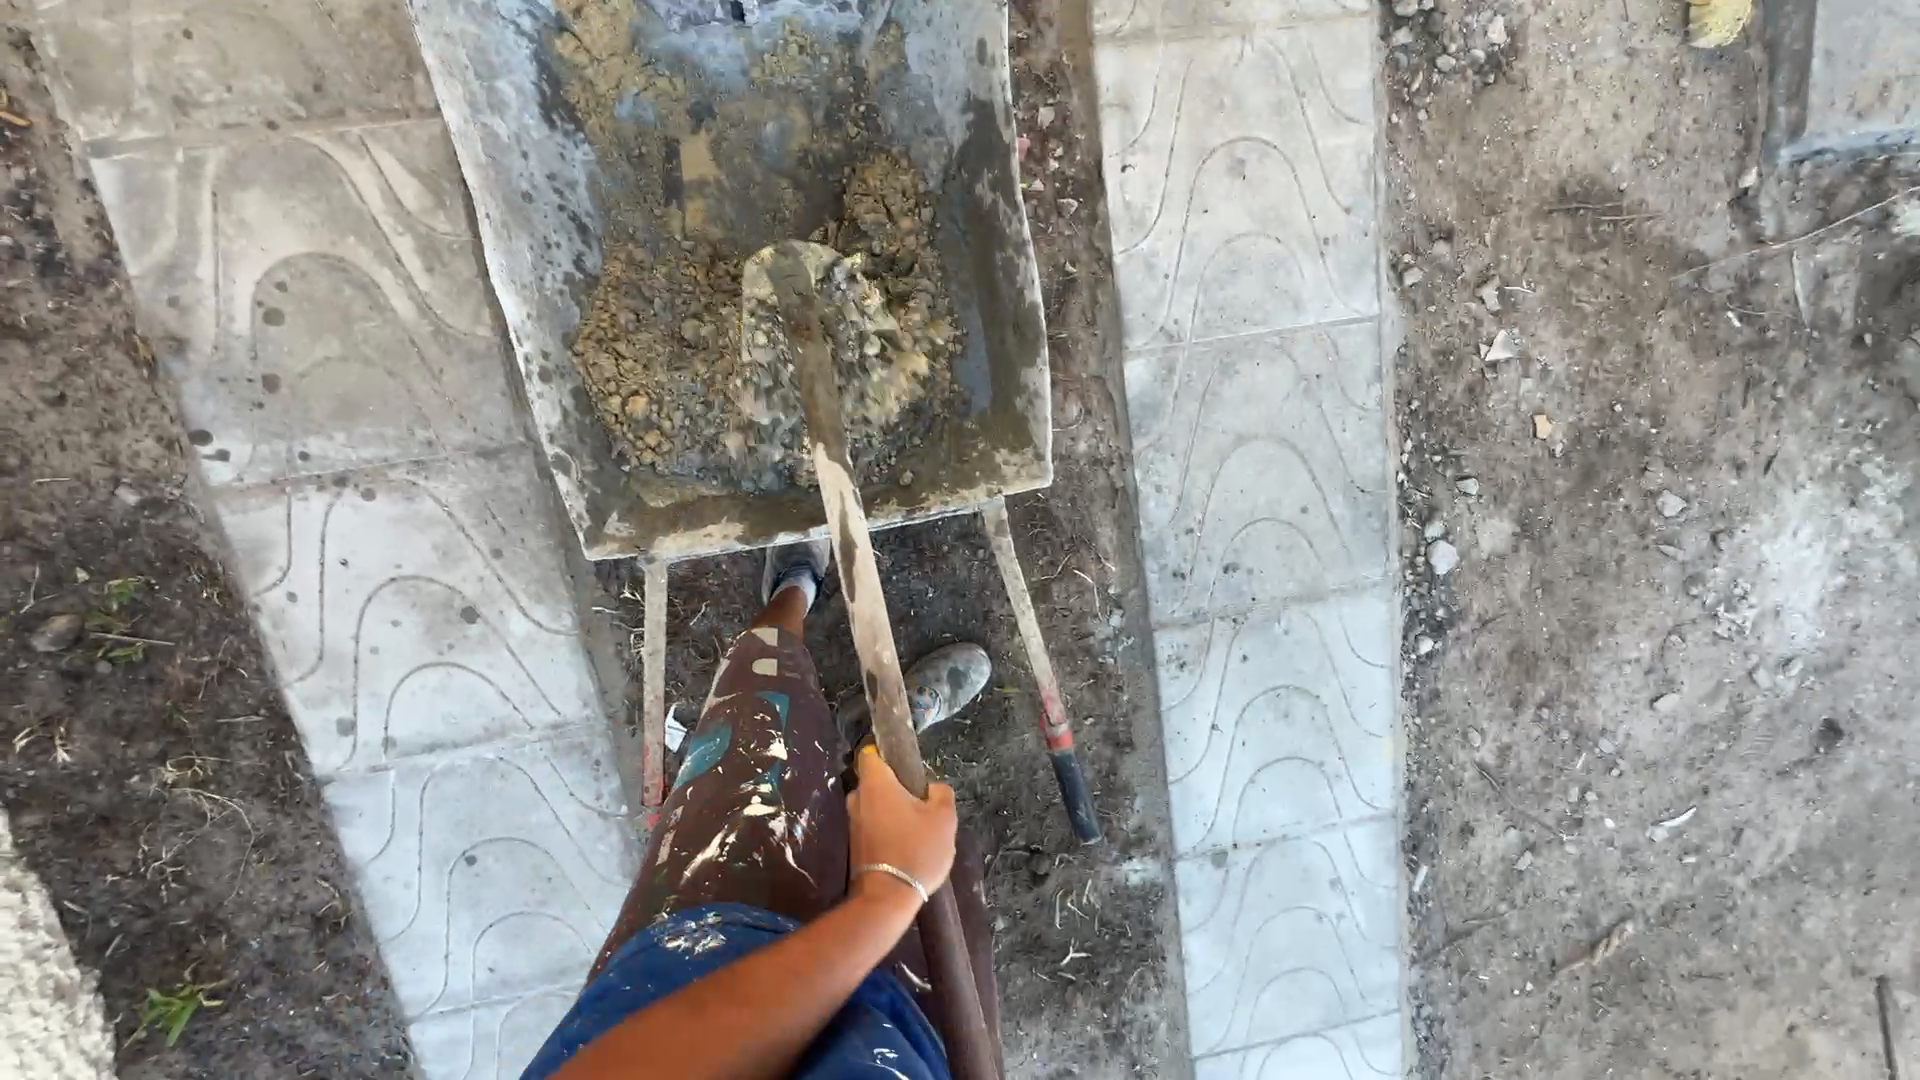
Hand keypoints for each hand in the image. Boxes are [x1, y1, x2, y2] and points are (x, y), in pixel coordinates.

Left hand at [846, 745, 956, 902]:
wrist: (888, 898)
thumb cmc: (916, 850)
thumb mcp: (943, 818)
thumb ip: (941, 793)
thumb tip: (932, 788)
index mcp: (876, 784)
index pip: (871, 753)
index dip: (887, 752)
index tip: (907, 764)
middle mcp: (858, 798)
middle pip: (876, 780)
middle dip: (896, 786)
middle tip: (921, 800)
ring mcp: (853, 823)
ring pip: (875, 804)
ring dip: (892, 809)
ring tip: (917, 826)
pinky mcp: (855, 844)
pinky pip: (873, 824)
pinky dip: (887, 828)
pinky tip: (906, 843)